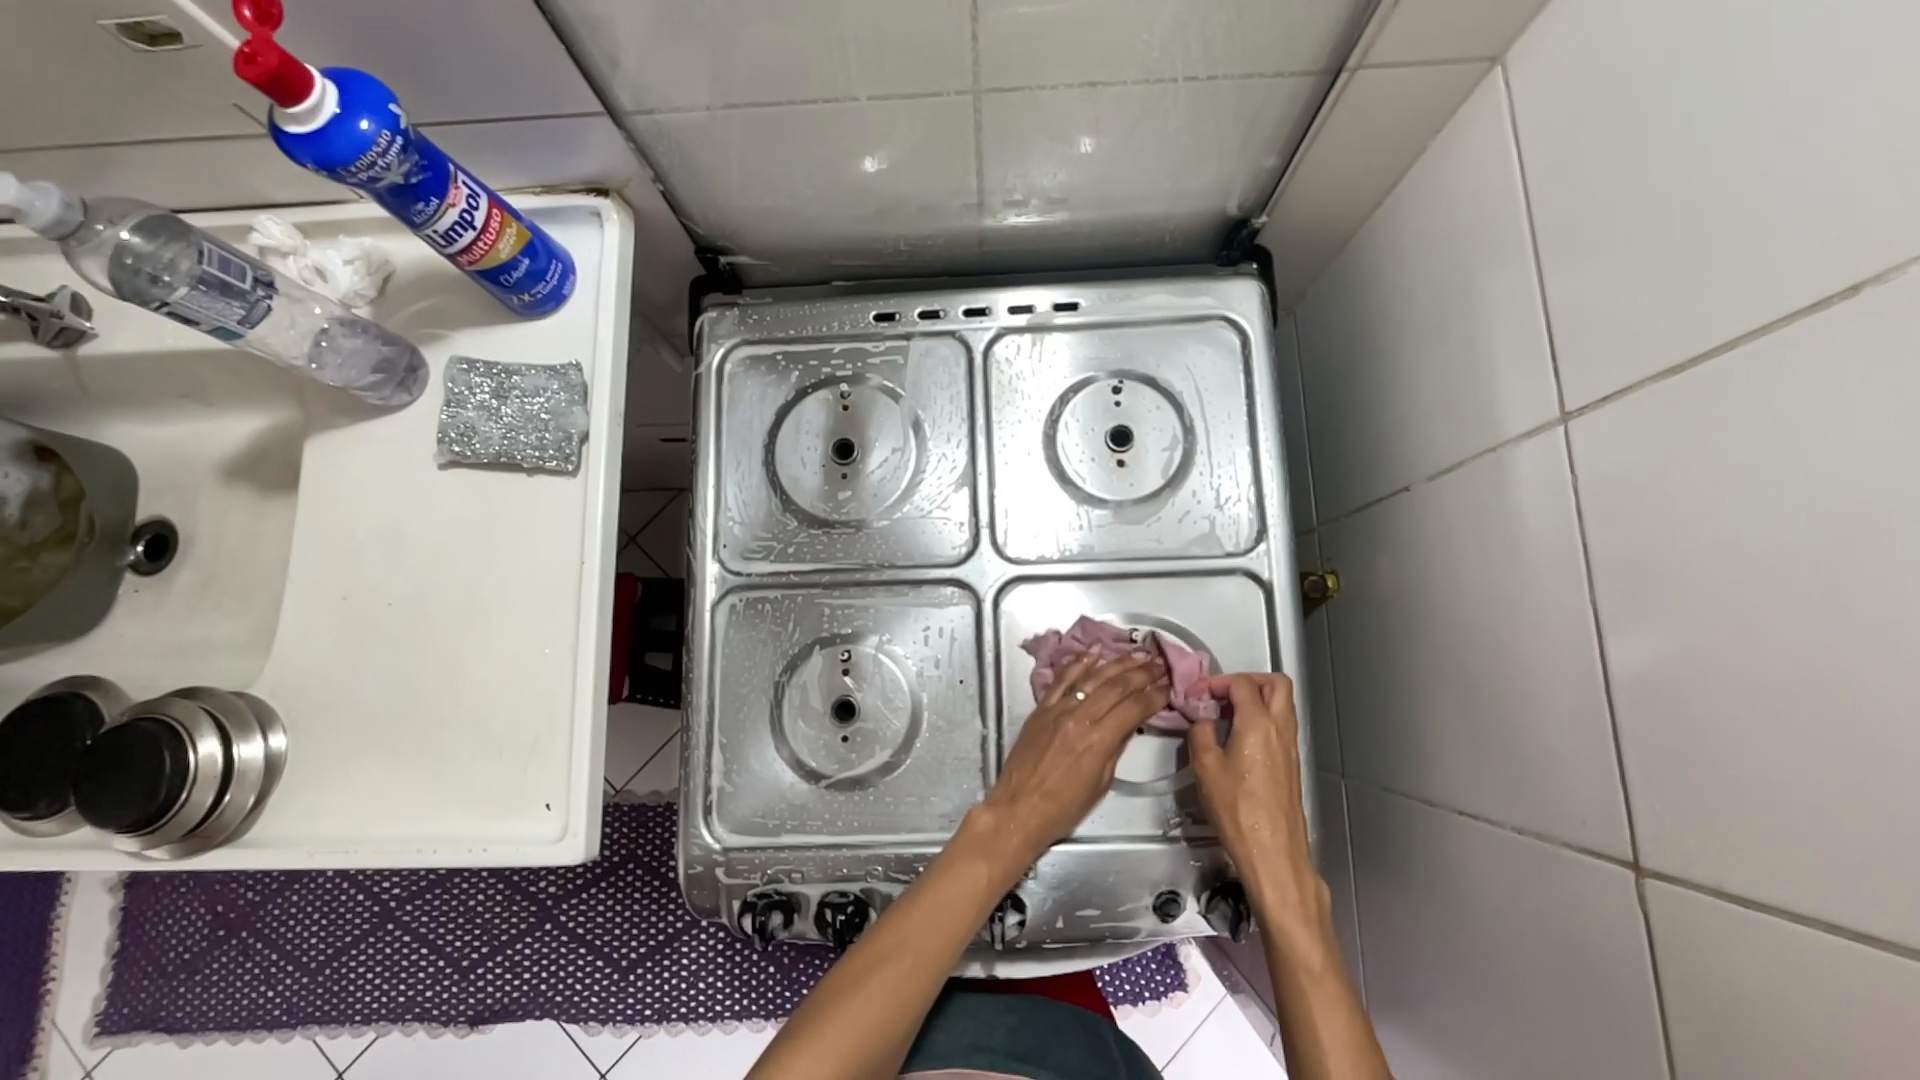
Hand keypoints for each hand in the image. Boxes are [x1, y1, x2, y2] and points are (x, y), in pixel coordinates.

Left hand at [971, 655, 1169, 870]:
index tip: (1169, 686)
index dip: (1155, 695)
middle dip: (1141, 673)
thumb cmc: (1063, 808)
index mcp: (1098, 740)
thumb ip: (1117, 748)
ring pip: (1091, 677)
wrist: (1018, 809)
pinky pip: (1062, 680)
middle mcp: (1079, 717)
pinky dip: (1079, 664)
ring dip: (1116, 663)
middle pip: (1116, 686)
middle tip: (1160, 663)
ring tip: (1137, 653)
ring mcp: (1057, 710)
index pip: (1134, 708)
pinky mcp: (1040, 709)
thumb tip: (1131, 723)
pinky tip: (1094, 653)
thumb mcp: (1101, 783)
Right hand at [1186, 674, 1327, 926]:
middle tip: (1222, 693)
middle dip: (1247, 680)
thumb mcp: (1205, 766)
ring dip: (1256, 698)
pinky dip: (1262, 719)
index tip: (1198, 694)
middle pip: (1275, 683)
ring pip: (1282, 703)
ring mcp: (1291, 746)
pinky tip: (1238, 737)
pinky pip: (1281, 725)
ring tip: (1227, 714)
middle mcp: (1281, 729)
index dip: (1216, 682)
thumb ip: (1201, 732)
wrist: (1272, 850)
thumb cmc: (1238, 811)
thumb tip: (1203, 720)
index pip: (1241, 683)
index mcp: (1258, 723)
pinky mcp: (1292, 762)